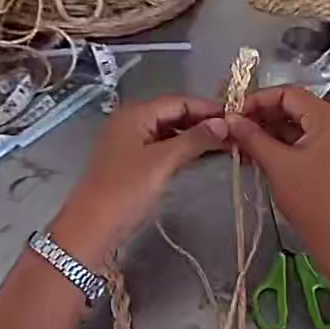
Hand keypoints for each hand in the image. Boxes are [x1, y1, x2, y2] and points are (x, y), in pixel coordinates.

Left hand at [46, 95, 228, 267]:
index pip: (179, 101)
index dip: (208, 108)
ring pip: (169, 131)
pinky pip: (163, 147)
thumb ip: (193, 140)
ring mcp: (131, 142)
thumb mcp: (162, 162)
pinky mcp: (133, 161)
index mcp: (135, 113)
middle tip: (235, 133)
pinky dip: (183, 150)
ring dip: (195, 137)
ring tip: (226, 144)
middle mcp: (132, 121)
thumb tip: (224, 123)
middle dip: (203, 123)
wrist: (92, 226)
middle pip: (174, 114)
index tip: (237, 117)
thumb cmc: (125, 190)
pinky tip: (203, 156)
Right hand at [226, 86, 329, 263]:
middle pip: (295, 108)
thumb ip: (252, 137)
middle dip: (263, 116)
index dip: (258, 100)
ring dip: (271, 132)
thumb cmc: (310, 198)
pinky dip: (284, 145)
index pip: (289, 94)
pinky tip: (260, 153)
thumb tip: (231, 119)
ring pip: (299, 126)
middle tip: (236, 129)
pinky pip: (306, 141)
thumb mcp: (276, 164)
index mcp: (329, 118)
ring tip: (243, 143)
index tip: (235, 113)